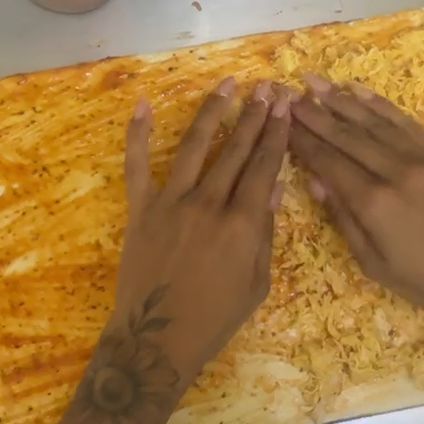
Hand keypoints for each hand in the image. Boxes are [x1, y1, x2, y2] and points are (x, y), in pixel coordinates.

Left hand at [116, 77, 291, 381]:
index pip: (264, 167)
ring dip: (213, 112)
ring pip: (195, 147)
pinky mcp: (140, 209)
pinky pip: (137, 166)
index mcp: (242, 223)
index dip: (277, 134)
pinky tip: (144, 106)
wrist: (158, 338)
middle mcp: (208, 204)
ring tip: (228, 84)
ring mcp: (170, 203)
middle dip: (255, 115)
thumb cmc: (215, 318)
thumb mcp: (256, 282)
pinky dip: (138, 135)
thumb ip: (264, 232)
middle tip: (268, 88)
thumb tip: (273, 188)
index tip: (286, 107)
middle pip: (236, 150)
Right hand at [286, 74, 423, 338]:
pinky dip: (382, 106)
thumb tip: (318, 183)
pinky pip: (408, 123)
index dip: (302, 141)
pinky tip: (360, 92)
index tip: (282, 122)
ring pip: (375, 123)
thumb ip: (344, 221)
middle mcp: (396, 172)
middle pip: (347, 136)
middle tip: (290, 94)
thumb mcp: (376, 265)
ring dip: (342, 100)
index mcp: (374, 203)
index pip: (328, 162)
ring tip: (316, 82)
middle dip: (315, 114)